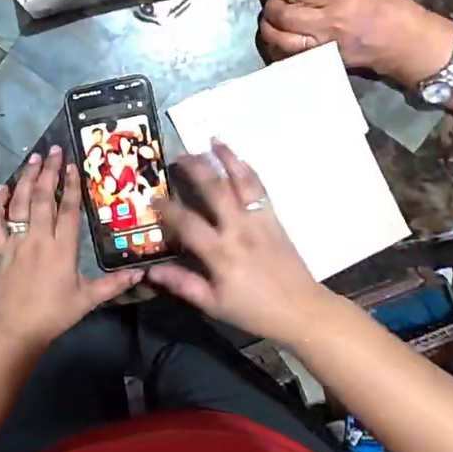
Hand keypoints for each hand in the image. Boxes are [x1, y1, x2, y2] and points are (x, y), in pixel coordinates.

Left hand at [0, 147, 142, 349]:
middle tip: (52, 150)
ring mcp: (16, 242)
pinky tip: (3, 188)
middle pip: (43, 198)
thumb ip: (114, 283)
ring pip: (20, 203)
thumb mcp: (87, 299)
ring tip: (32, 158)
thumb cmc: (54, 314)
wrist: (14, 330)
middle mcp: (39, 238)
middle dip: (48, 171)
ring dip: (26, 179)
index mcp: (62, 248)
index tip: (72, 164)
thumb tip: (142, 272)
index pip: (68, 209)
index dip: (71, 185)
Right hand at [145, 140, 336, 345]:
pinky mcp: (274, 218)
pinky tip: (239, 160)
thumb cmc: (254, 310)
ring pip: (242, 181)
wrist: (301, 310)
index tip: (153, 198)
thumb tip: (151, 272)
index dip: (167, 209)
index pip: (188, 223)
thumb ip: (183, 284)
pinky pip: (260, 189)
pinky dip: (248, 171)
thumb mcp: (214, 304)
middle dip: (196, 169)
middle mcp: (239, 229)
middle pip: (215, 189)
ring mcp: (259, 220)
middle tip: (179, 156)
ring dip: (227, 159)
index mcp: (221, 253)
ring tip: (212, 141)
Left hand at [259, 0, 452, 86]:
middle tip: (268, 1)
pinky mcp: (326, 61)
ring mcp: (326, 44)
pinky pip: (293, 57)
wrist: (408, 43)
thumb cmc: (389, 7)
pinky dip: (279, 50)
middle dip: (271, 7)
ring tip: (268, 22)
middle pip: (286, 14)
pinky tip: (276, 41)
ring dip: (269, 30)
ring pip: (285, 40)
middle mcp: (330, 21)